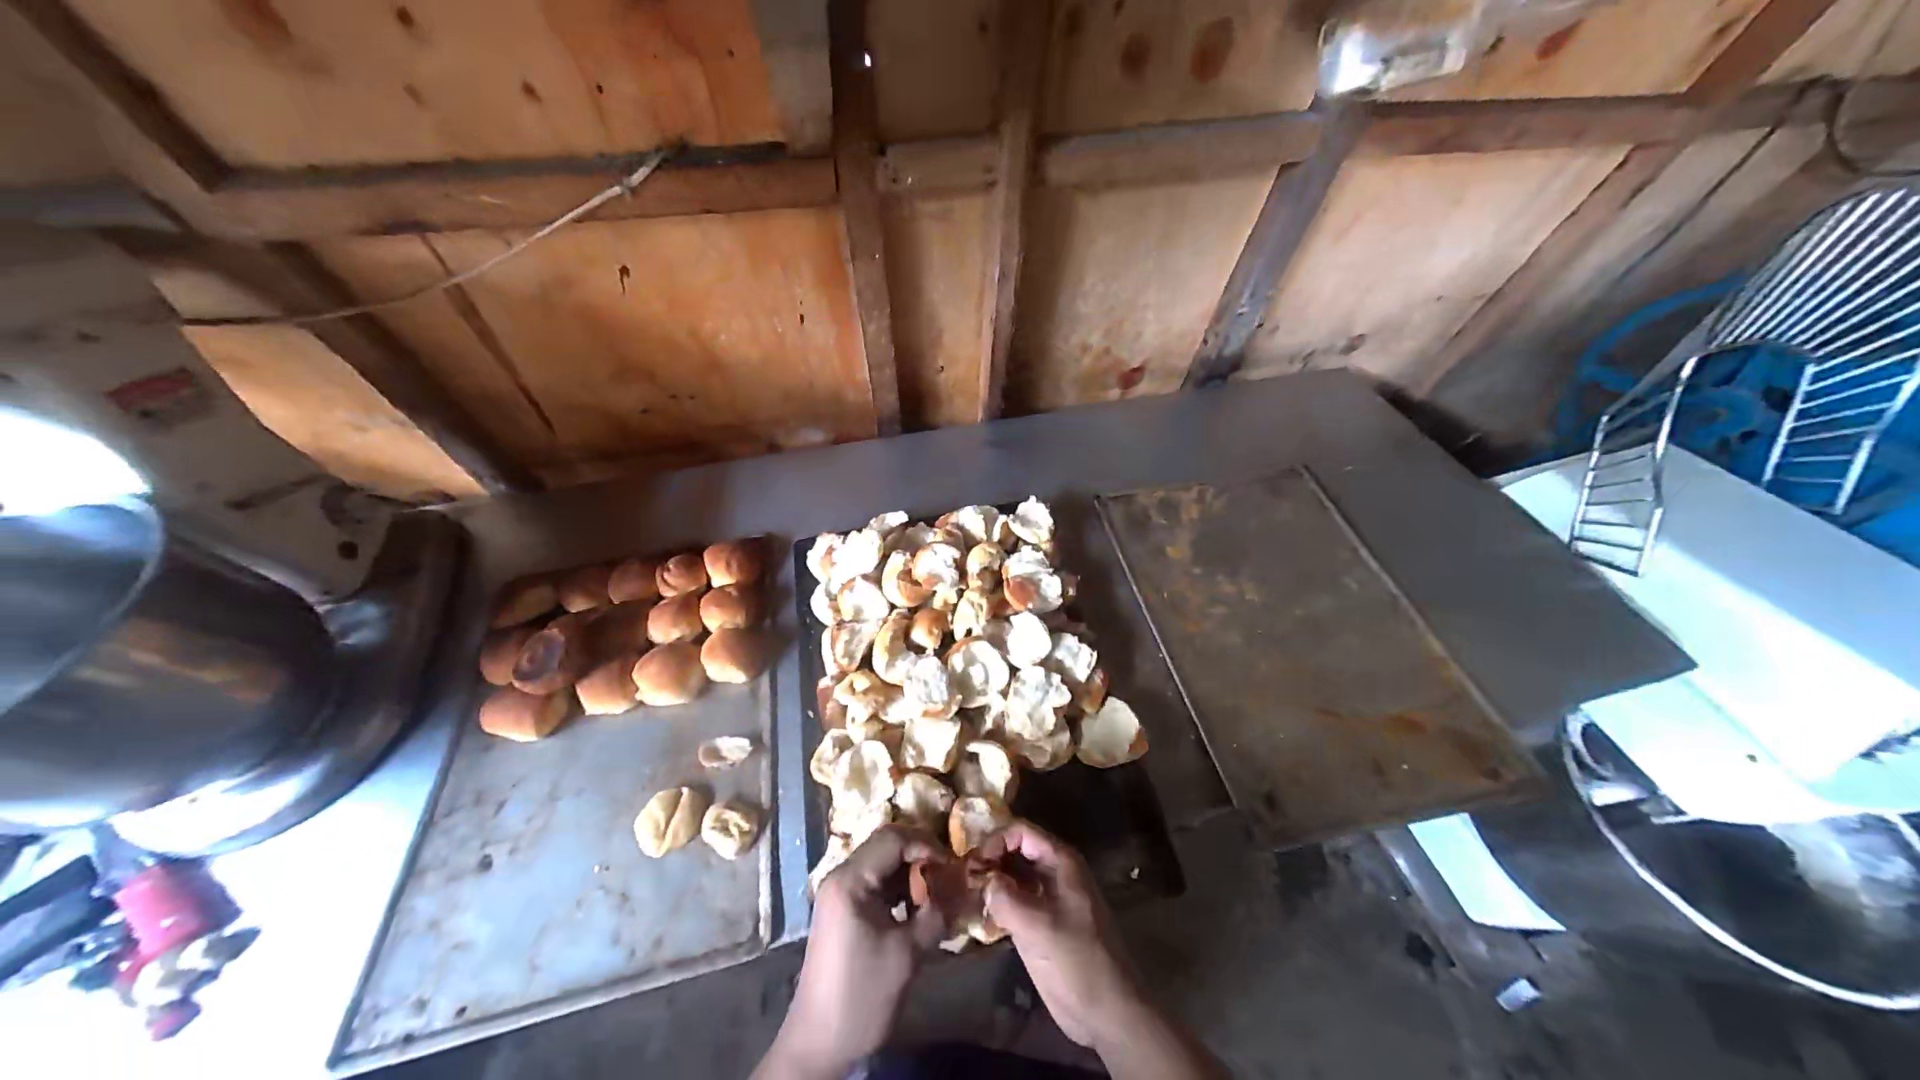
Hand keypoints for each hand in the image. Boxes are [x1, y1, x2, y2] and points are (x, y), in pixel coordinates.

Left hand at [755, 826, 948, 1079]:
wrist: (819, 1042)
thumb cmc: (862, 994)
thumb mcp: (908, 952)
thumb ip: (937, 912)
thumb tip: (963, 885)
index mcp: (850, 879)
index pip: (893, 839)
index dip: (927, 845)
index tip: (954, 865)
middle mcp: (840, 876)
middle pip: (886, 846)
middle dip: (921, 856)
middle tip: (950, 876)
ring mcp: (839, 893)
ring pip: (882, 864)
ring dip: (912, 873)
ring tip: (939, 893)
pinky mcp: (843, 910)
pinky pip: (875, 883)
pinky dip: (899, 889)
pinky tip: (918, 908)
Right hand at [978, 820, 1143, 1049]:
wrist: (1106, 1010)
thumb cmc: (1078, 960)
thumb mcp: (1039, 926)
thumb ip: (1005, 897)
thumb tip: (982, 880)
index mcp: (1061, 862)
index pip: (1021, 831)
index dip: (996, 840)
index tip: (974, 864)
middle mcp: (1053, 872)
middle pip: (1015, 849)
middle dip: (990, 858)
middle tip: (963, 878)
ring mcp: (1047, 898)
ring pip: (1013, 875)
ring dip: (990, 880)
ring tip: (964, 893)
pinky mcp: (1040, 922)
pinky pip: (1014, 900)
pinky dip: (996, 901)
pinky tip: (977, 912)